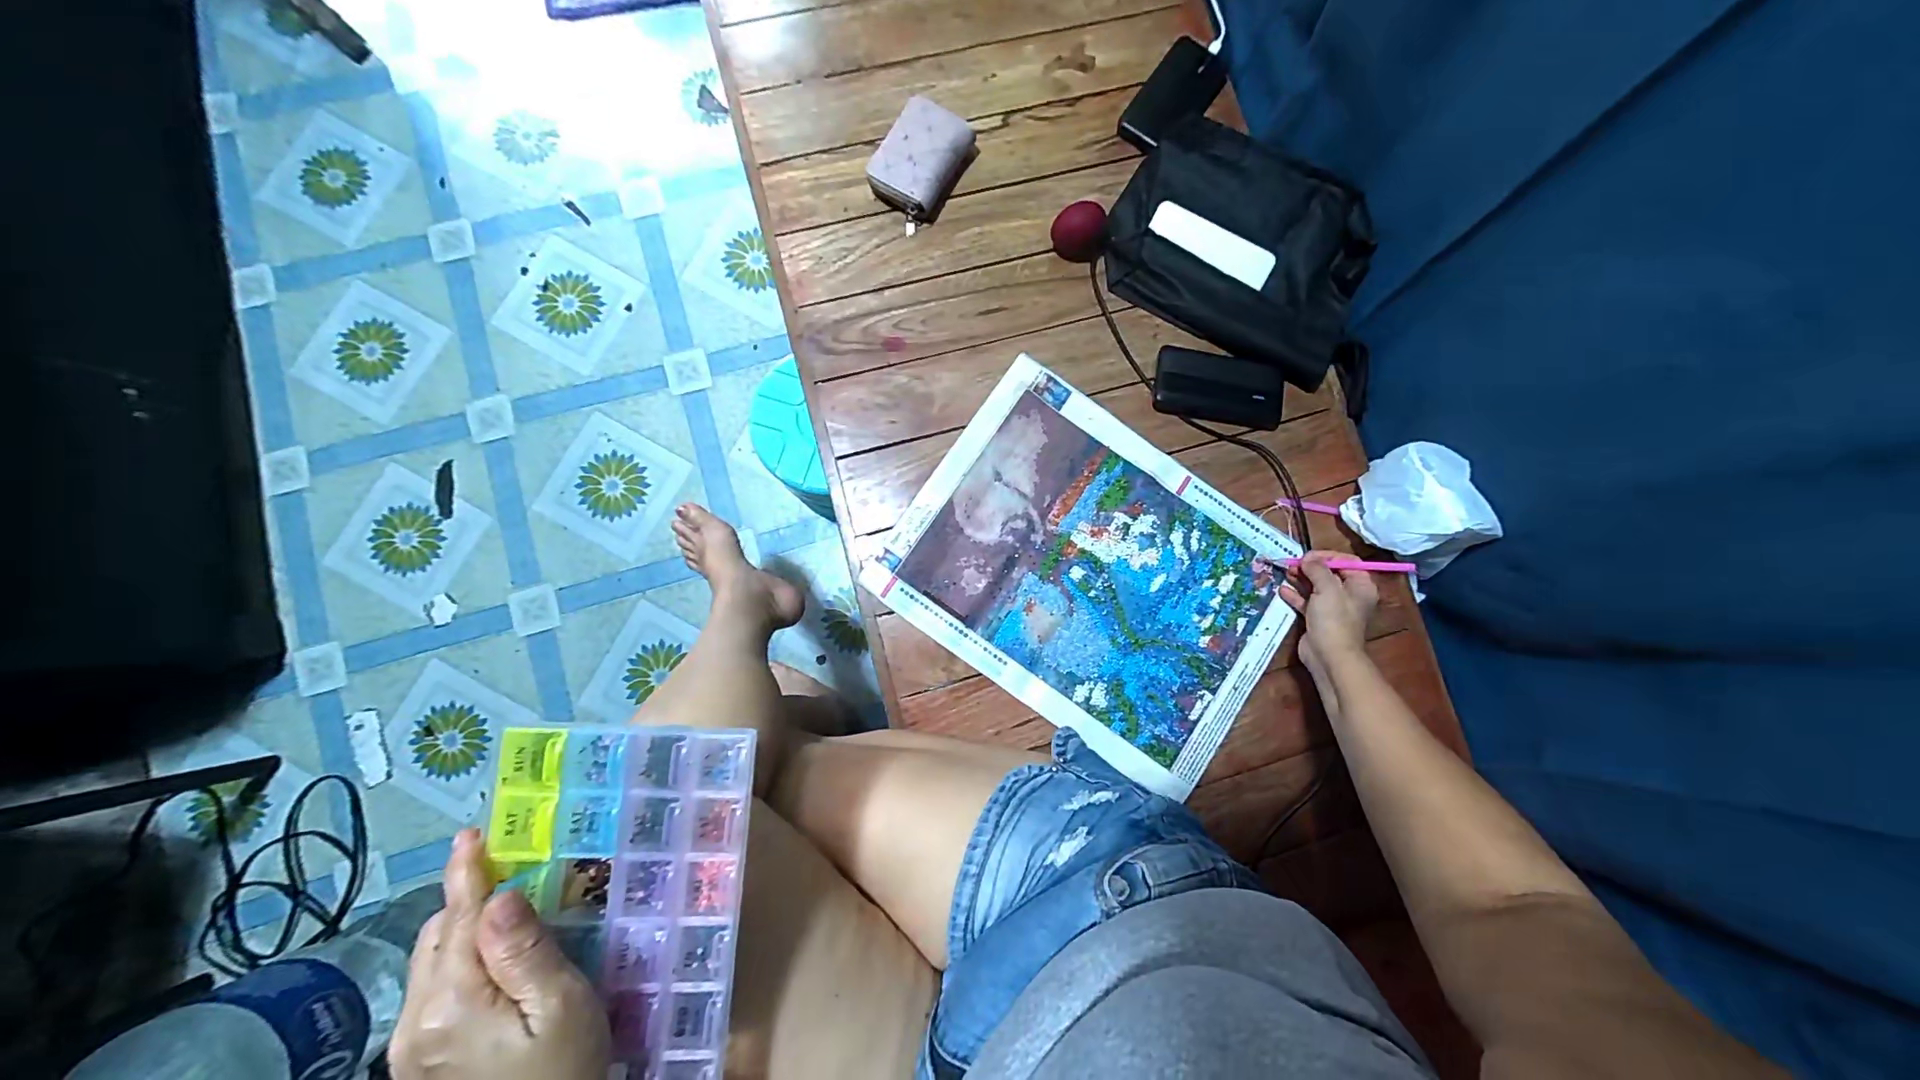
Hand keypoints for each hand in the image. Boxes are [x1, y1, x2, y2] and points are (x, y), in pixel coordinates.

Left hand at [389, 829, 610, 1079]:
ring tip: (505, 906)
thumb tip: (501, 896)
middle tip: (508, 866)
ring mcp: (410, 1047)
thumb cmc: (565, 1070)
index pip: (457, 921)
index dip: (466, 874)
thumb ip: (525, 952)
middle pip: (436, 938)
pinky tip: (492, 957)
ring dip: (462, 926)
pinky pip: (433, 988)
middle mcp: (414, 1025)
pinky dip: (459, 957)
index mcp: (452, 1006)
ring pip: (431, 961)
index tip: (471, 834)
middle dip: (467, 899)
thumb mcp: (562, 1006)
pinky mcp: (418, 1061)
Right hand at [1279, 551, 1378, 701]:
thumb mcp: (1327, 589)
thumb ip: (1317, 569)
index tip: (1307, 556)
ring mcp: (1333, 608)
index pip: (1346, 561)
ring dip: (1301, 579)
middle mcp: (1349, 595)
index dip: (1327, 556)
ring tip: (1286, 572)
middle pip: (1329, 573)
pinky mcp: (1318, 619)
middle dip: (1310, 567)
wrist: (1329, 656)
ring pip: (1316, 587)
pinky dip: (1296, 595)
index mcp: (1360, 586)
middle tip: (1292, 564)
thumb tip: (1307, 559)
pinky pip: (1307, 602)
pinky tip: (1283, 590)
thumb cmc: (1334, 620)